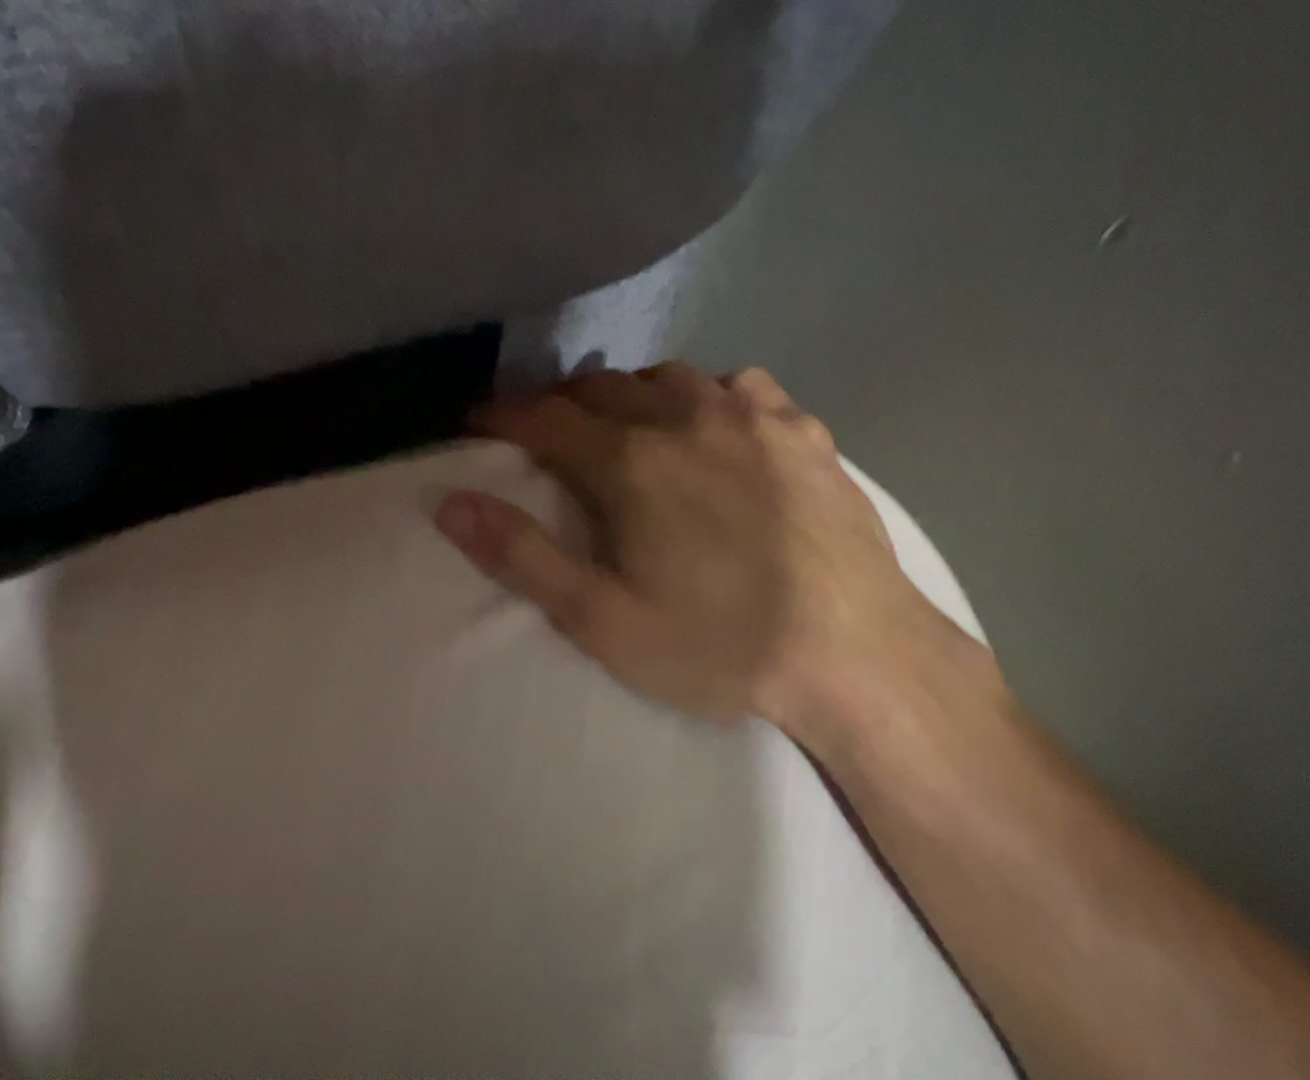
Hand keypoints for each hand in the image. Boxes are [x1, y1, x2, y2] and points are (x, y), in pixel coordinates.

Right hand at [435, 364, 968, 750]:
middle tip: (539, 434)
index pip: (542, 417)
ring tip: (619, 427)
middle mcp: (687, 420)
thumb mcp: (601, 620)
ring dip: (629, 394)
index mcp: (630, 463)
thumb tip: (451, 503)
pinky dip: (706, 395)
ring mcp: (755, 419)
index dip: (498, 416)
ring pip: (670, 377)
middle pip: (602, 387)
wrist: (858, 658)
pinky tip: (711, 426)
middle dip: (557, 403)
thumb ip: (521, 556)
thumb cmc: (719, 647)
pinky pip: (742, 386)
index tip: (472, 423)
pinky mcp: (806, 433)